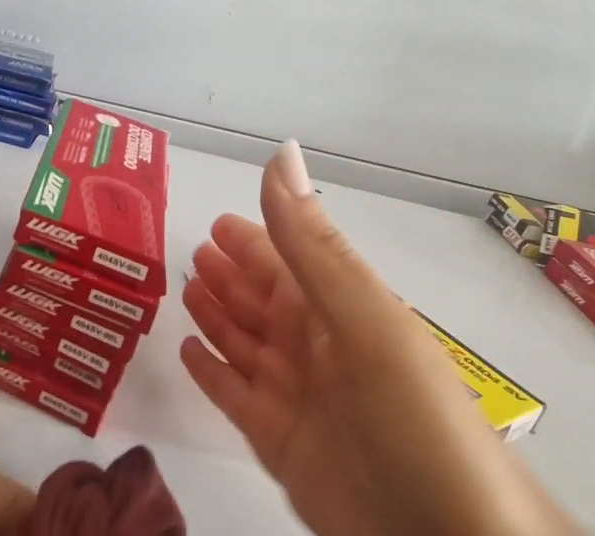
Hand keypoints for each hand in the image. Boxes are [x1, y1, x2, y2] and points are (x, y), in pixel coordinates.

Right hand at [180, 141, 580, 535]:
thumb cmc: (411, 417)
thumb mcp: (363, 318)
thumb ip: (311, 241)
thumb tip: (280, 152)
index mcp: (342, 311)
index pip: (287, 262)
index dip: (254, 240)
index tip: (214, 220)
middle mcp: (317, 348)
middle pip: (261, 301)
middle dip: (228, 274)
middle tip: (188, 250)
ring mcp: (296, 397)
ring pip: (243, 342)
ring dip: (214, 314)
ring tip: (182, 290)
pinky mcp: (276, 443)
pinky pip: (232, 394)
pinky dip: (209, 372)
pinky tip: (185, 351)